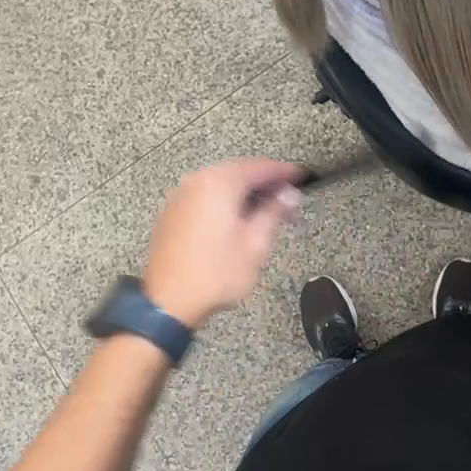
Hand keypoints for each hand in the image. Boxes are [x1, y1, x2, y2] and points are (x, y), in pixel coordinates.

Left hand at [142, 158, 305, 329]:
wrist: (169, 302)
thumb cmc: (214, 275)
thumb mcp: (255, 244)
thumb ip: (274, 212)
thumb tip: (288, 195)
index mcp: (219, 184)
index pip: (260, 167)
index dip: (284, 171)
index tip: (301, 176)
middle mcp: (197, 182)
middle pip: (239, 171)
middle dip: (265, 182)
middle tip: (287, 197)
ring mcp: (181, 196)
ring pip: (221, 183)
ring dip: (245, 192)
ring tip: (266, 210)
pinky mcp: (173, 212)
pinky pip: (205, 195)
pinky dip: (225, 200)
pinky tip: (237, 217)